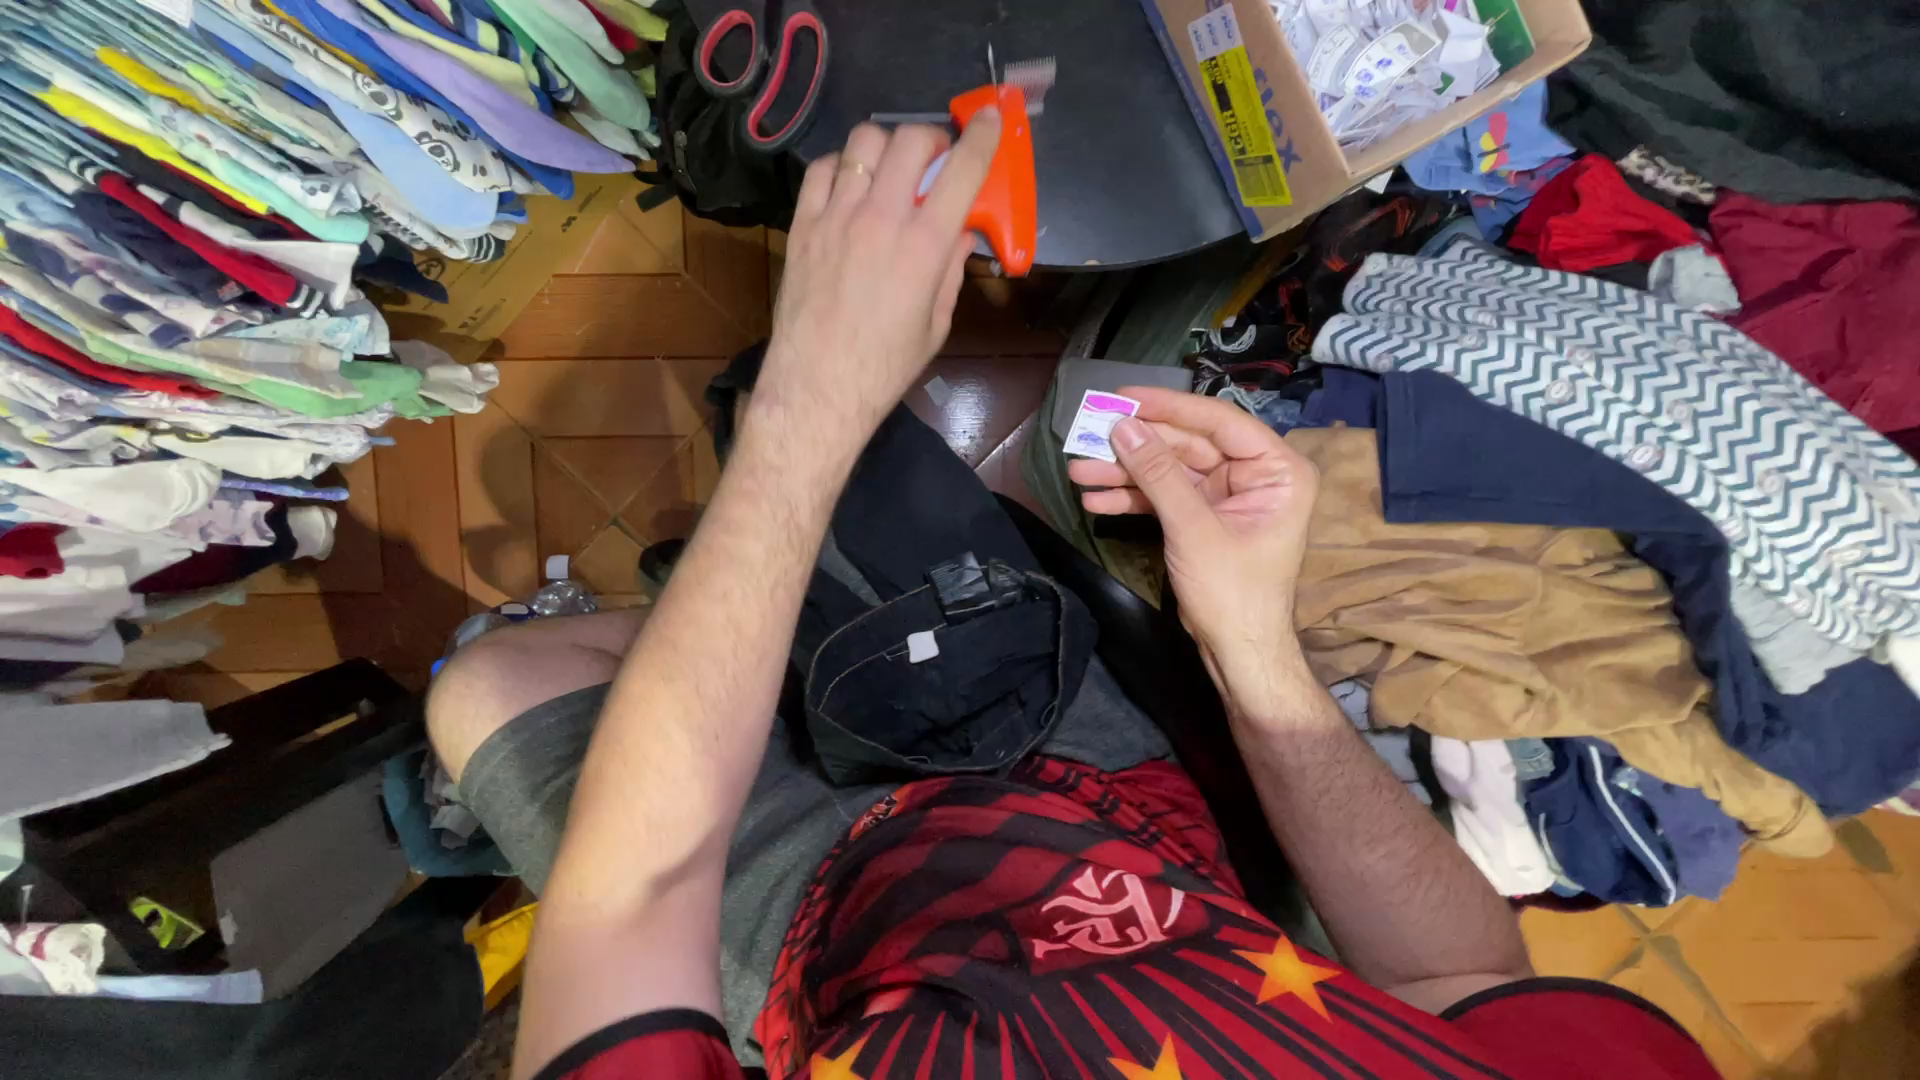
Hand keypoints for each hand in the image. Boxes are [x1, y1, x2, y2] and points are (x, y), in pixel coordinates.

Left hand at [751, 113, 1001, 450]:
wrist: (819, 386)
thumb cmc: (885, 367)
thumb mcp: (935, 326)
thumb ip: (951, 272)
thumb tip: (961, 235)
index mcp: (924, 247)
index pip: (961, 171)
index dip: (982, 138)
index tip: (990, 120)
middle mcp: (881, 219)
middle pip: (908, 140)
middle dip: (930, 138)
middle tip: (934, 160)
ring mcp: (836, 217)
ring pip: (863, 143)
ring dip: (886, 146)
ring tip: (889, 170)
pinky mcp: (803, 225)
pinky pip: (823, 169)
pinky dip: (844, 166)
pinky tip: (851, 186)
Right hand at [1067, 387, 1318, 695]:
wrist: (1237, 652)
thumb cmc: (1232, 592)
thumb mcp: (1193, 528)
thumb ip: (1158, 474)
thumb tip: (1122, 426)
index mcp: (1276, 469)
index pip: (1218, 421)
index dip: (1167, 407)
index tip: (1122, 396)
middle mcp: (1253, 475)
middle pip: (1186, 445)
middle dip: (1135, 447)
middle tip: (1088, 435)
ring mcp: (1226, 497)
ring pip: (1168, 471)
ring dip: (1123, 474)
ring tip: (1078, 471)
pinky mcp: (1202, 518)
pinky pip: (1163, 497)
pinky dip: (1131, 500)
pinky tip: (1095, 501)